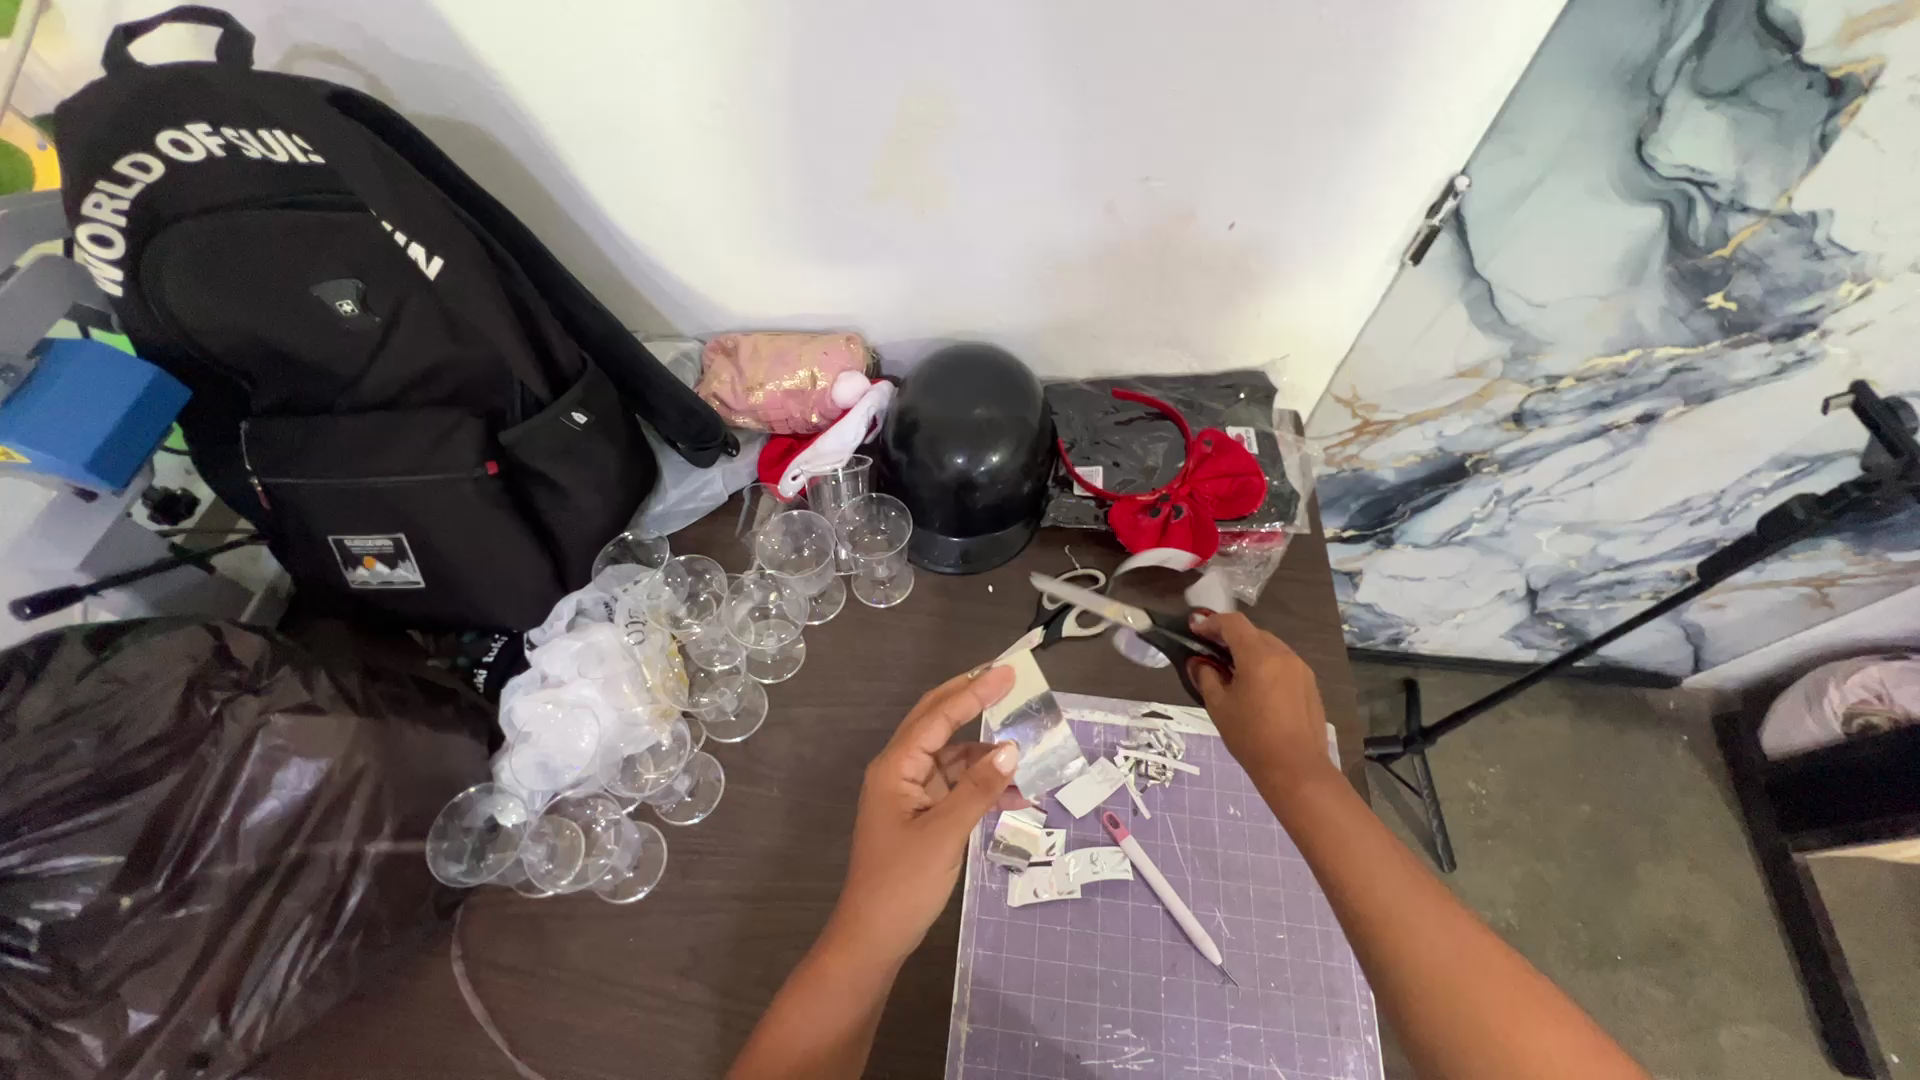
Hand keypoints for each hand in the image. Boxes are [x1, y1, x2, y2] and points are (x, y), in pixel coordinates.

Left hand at [827, 665, 1023, 964]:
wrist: (873, 937)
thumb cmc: (902, 883)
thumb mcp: (945, 834)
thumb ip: (978, 789)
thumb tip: (1011, 750)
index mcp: (896, 766)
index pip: (939, 716)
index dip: (974, 691)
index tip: (1006, 671)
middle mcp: (901, 770)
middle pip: (940, 723)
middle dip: (973, 702)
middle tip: (1009, 681)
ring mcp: (912, 792)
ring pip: (953, 757)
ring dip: (987, 755)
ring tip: (1028, 750)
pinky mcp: (923, 813)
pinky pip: (957, 787)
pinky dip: (983, 787)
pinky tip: (1016, 795)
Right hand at [1188, 611, 1336, 787]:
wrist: (1296, 769)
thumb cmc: (1251, 737)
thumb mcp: (1218, 706)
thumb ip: (1206, 677)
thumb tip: (1200, 663)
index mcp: (1258, 657)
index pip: (1233, 623)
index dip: (1212, 622)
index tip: (1195, 630)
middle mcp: (1283, 655)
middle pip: (1253, 632)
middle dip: (1230, 636)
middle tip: (1211, 650)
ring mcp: (1300, 669)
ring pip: (1270, 646)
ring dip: (1249, 650)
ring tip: (1233, 669)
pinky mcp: (1309, 684)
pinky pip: (1283, 662)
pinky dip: (1266, 664)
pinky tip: (1256, 685)